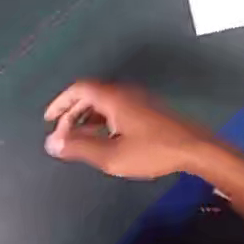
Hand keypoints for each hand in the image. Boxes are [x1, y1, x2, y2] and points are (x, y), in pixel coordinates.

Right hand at [43, 81, 224, 179]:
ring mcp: (139, 100)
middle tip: (61, 133)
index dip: (60, 102)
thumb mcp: (111, 155)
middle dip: (72, 112)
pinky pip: (117, 107)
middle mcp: (125, 93)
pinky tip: (104, 137)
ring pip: (105, 102)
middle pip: (91, 94)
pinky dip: (103, 119)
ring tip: (78, 138)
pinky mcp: (149, 110)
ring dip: (88, 116)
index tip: (49, 119)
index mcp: (114, 98)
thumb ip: (79, 147)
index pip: (79, 89)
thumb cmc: (152, 151)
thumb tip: (51, 142)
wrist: (194, 148)